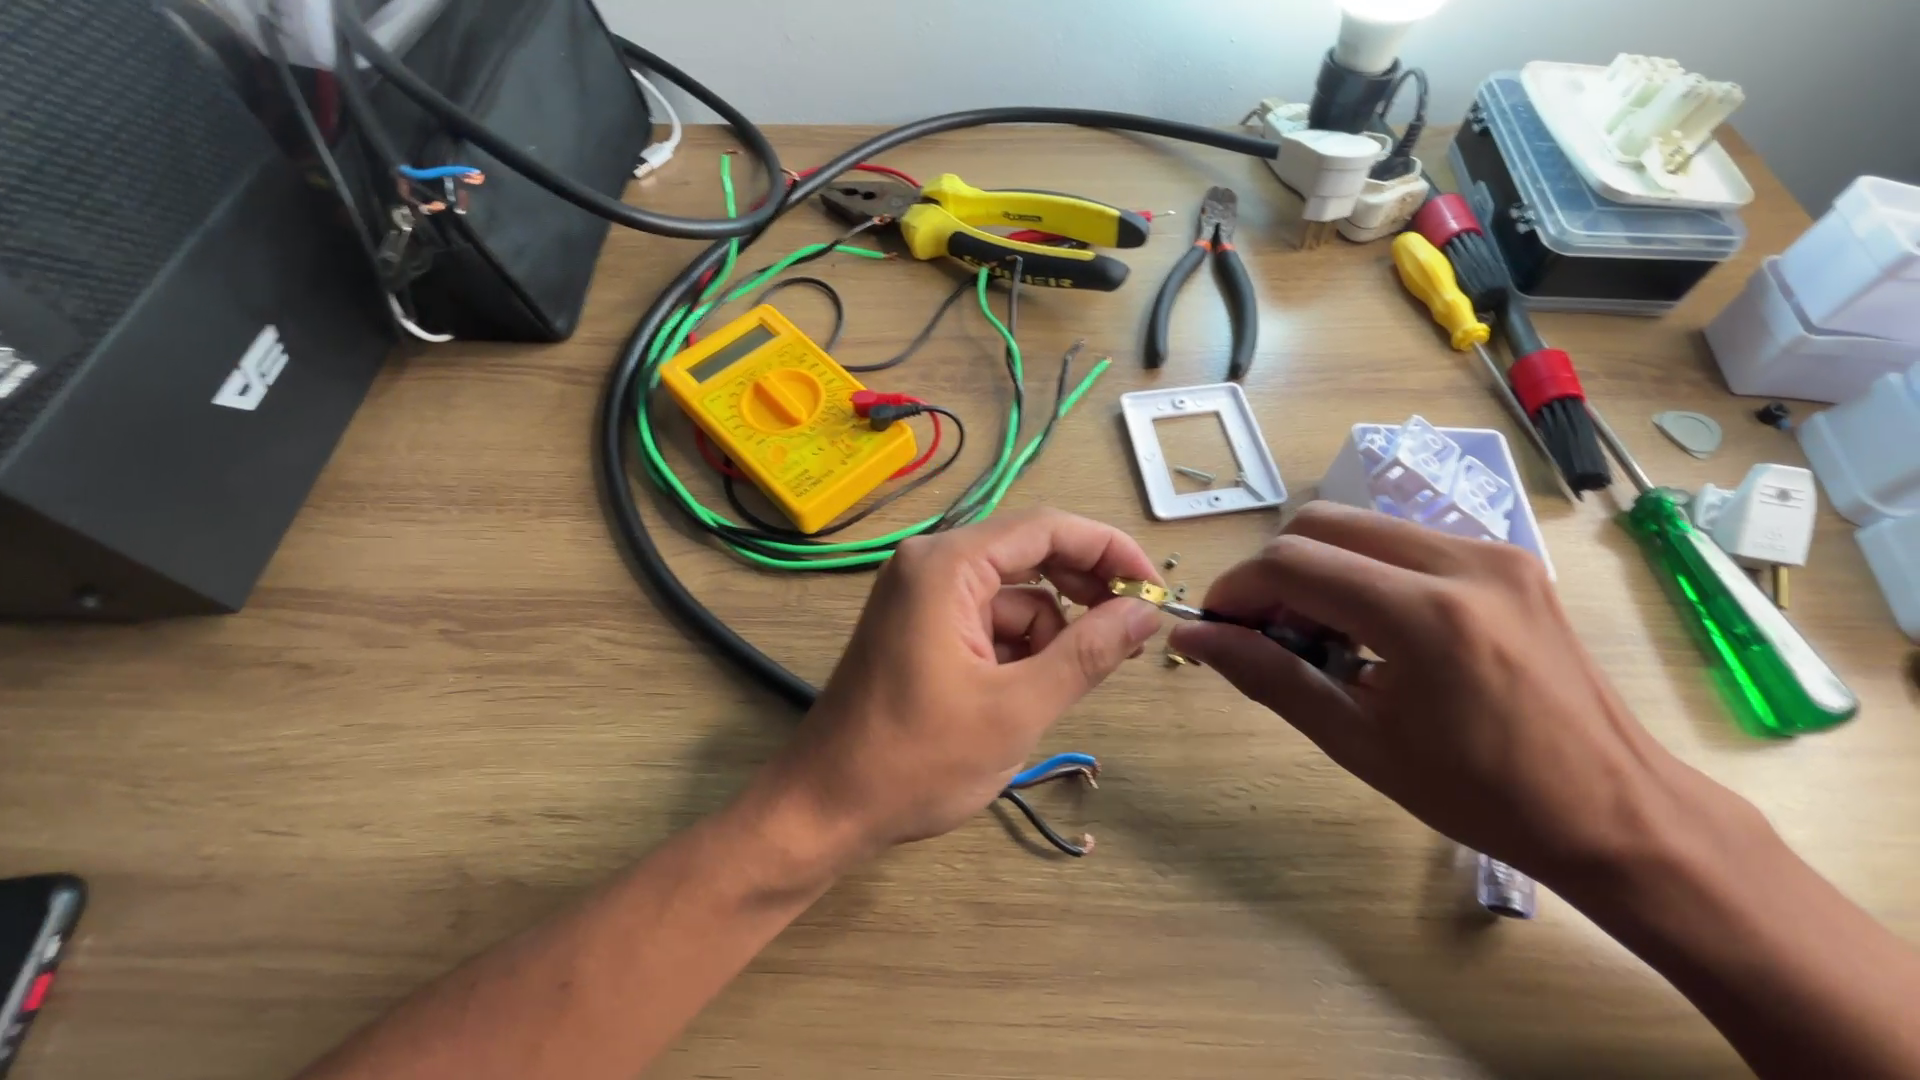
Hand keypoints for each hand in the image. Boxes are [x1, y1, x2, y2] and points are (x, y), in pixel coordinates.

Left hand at [760, 509, 1163, 865]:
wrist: (826, 807)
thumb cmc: (917, 761)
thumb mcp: (1017, 709)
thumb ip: (1088, 653)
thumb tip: (1145, 612)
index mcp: (948, 566)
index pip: (1047, 528)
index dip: (1109, 552)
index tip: (1154, 592)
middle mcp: (930, 564)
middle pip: (1030, 554)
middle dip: (1083, 593)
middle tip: (1128, 637)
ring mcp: (920, 596)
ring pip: (1013, 595)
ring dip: (1049, 632)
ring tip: (1061, 686)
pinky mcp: (918, 627)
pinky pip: (986, 620)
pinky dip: (1017, 648)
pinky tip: (1022, 694)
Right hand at [1167, 501, 1714, 882]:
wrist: (1615, 809)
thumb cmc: (1479, 794)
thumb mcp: (1357, 742)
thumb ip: (1267, 675)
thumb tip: (1192, 637)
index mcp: (1425, 615)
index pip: (1291, 563)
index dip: (1236, 590)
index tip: (1215, 628)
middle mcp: (1461, 560)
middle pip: (1320, 524)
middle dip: (1272, 572)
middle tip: (1263, 632)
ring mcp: (1493, 552)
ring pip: (1360, 525)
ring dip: (1316, 569)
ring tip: (1318, 637)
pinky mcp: (1508, 558)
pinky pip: (1403, 541)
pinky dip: (1362, 570)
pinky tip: (1369, 629)